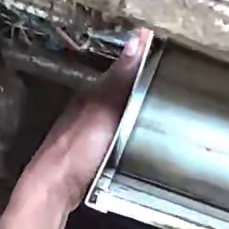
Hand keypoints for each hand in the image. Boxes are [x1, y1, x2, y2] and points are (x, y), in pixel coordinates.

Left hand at [16, 29, 150, 213]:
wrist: (54, 189)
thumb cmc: (78, 149)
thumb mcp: (104, 110)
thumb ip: (121, 79)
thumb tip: (138, 38)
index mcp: (92, 94)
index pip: (124, 70)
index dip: (145, 62)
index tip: (168, 55)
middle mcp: (89, 108)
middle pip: (122, 92)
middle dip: (145, 87)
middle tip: (174, 83)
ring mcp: (89, 132)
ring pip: (120, 113)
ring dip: (139, 109)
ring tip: (166, 108)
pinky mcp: (92, 152)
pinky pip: (119, 133)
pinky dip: (132, 130)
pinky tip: (144, 137)